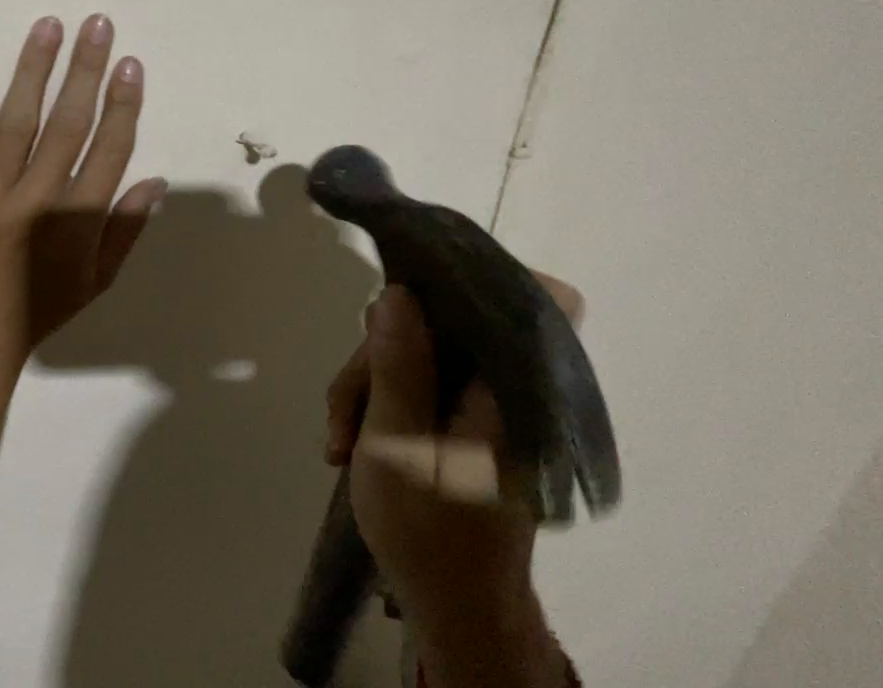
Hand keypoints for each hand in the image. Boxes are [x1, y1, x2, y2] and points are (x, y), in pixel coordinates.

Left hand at [0, 14, 164, 375]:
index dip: (122, 104)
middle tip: (96, 23)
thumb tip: (155, 179)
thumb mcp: (95, 280)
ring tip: (47, 27)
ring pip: (14, 124)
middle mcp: (36, 201)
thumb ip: (124, 229)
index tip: (129, 63)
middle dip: (84, 71)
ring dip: (32, 71)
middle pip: (66, 124)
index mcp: (77, 222)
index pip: (108, 149)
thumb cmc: (40, 311)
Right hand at [324, 276, 584, 684]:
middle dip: (383, 349)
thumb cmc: (429, 532)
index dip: (490, 276)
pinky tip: (347, 437)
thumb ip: (399, 368)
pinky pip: (418, 378)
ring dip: (368, 381)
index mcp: (521, 390)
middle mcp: (514, 387)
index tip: (415, 284)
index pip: (545, 301)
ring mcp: (488, 404)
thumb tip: (397, 293)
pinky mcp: (464, 418)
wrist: (452, 606)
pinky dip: (377, 398)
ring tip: (337, 436)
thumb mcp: (396, 447)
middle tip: (345, 403)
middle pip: (453, 322)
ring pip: (424, 349)